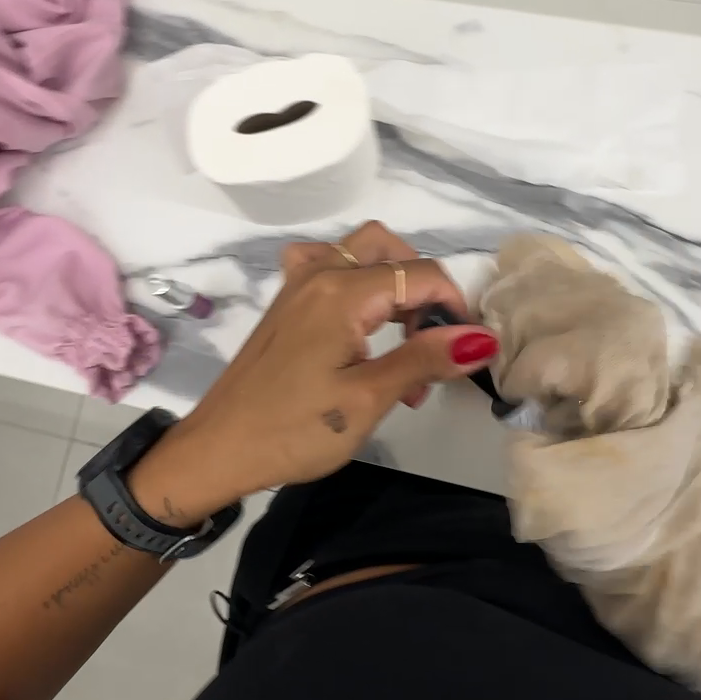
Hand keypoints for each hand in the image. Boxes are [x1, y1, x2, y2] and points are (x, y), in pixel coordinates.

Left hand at [129, 221, 499, 526]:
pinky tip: (359, 322)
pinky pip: (328, 268)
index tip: (468, 352)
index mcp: (342, 292)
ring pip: (359, 254)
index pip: (420, 275)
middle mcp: (318, 274)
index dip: (455, 306)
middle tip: (431, 343)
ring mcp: (297, 286)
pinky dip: (356, 283)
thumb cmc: (294, 430)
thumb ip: (423, 359)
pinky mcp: (286, 304)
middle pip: (390, 250)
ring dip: (392, 285)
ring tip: (400, 343)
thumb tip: (481, 338)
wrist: (219, 450)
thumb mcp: (367, 398)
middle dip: (423, 288)